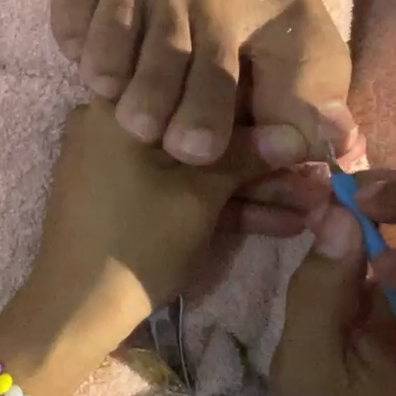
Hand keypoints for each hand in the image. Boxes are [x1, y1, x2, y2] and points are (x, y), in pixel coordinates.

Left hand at [18, 102, 319, 346]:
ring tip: (315, 204)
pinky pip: (173, 182)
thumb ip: (250, 156)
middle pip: (199, 128)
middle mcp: (111, 119)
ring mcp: (113, 157)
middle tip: (320, 173)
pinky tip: (282, 221)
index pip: (200, 88)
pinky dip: (216, 201)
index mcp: (118, 103)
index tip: (308, 126)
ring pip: (192, 161)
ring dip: (249, 185)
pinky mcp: (121, 190)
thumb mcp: (200, 197)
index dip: (262, 109)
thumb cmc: (136, 241)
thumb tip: (305, 131)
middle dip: (262, 158)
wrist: (75, 307)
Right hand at [40, 0, 354, 169]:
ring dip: (109, 84)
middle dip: (156, 120)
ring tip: (112, 92)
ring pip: (106, 58)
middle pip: (161, 87)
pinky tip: (83, 40)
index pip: (229, 96)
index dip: (214, 133)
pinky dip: (73, 38)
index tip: (201, 150)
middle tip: (150, 132)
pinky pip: (66, 13)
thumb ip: (306, 66)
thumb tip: (338, 146)